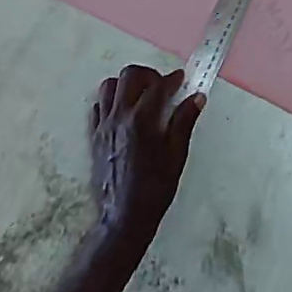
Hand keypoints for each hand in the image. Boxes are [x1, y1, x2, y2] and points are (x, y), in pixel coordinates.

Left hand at [89, 65, 203, 245]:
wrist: (124, 217)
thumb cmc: (155, 188)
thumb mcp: (176, 155)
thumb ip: (184, 121)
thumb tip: (196, 97)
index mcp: (142, 120)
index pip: (157, 86)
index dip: (172, 79)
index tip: (181, 80)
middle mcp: (120, 117)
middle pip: (129, 75)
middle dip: (148, 74)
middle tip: (161, 85)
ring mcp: (104, 125)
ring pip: (109, 86)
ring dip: (126, 84)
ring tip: (141, 95)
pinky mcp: (94, 135)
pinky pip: (98, 106)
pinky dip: (111, 101)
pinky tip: (124, 110)